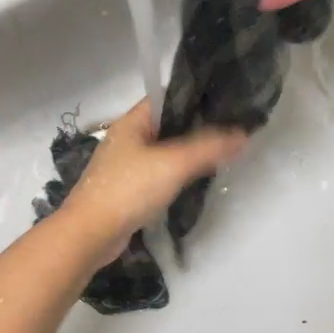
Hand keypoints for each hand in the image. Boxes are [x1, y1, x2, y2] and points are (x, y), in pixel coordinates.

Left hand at [53, 99, 248, 263]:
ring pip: (161, 155)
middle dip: (194, 131)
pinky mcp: (125, 193)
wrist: (90, 234)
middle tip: (227, 136)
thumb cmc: (128, 190)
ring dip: (184, 158)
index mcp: (131, 123)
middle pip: (165, 127)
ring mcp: (123, 168)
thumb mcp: (174, 164)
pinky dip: (172, 179)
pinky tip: (191, 186)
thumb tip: (243, 134)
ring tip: (216, 160)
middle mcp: (125, 140)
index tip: (225, 107)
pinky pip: (155, 178)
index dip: (194, 99)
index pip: (166, 98)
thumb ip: (208, 148)